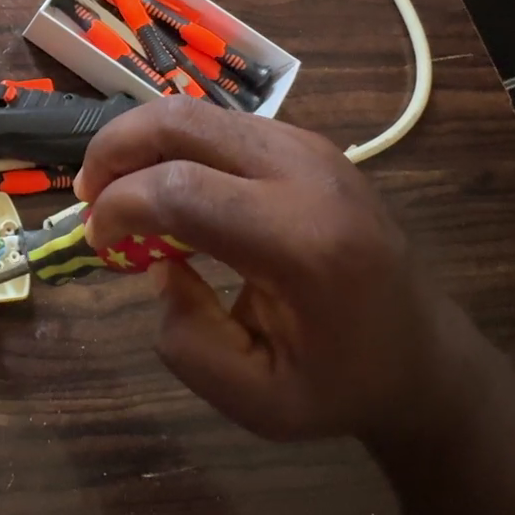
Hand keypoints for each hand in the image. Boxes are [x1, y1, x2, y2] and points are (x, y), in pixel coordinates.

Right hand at [75, 97, 465, 445]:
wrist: (426, 357)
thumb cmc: (341, 385)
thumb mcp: (257, 402)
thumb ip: (187, 341)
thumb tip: (160, 267)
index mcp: (304, 242)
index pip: (179, 189)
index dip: (117, 207)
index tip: (97, 241)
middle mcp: (307, 174)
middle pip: (178, 122)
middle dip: (112, 151)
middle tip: (87, 196)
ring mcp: (307, 146)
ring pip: (189, 111)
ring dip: (136, 144)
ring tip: (117, 192)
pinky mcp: (302, 140)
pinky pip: (212, 121)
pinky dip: (167, 145)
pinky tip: (161, 186)